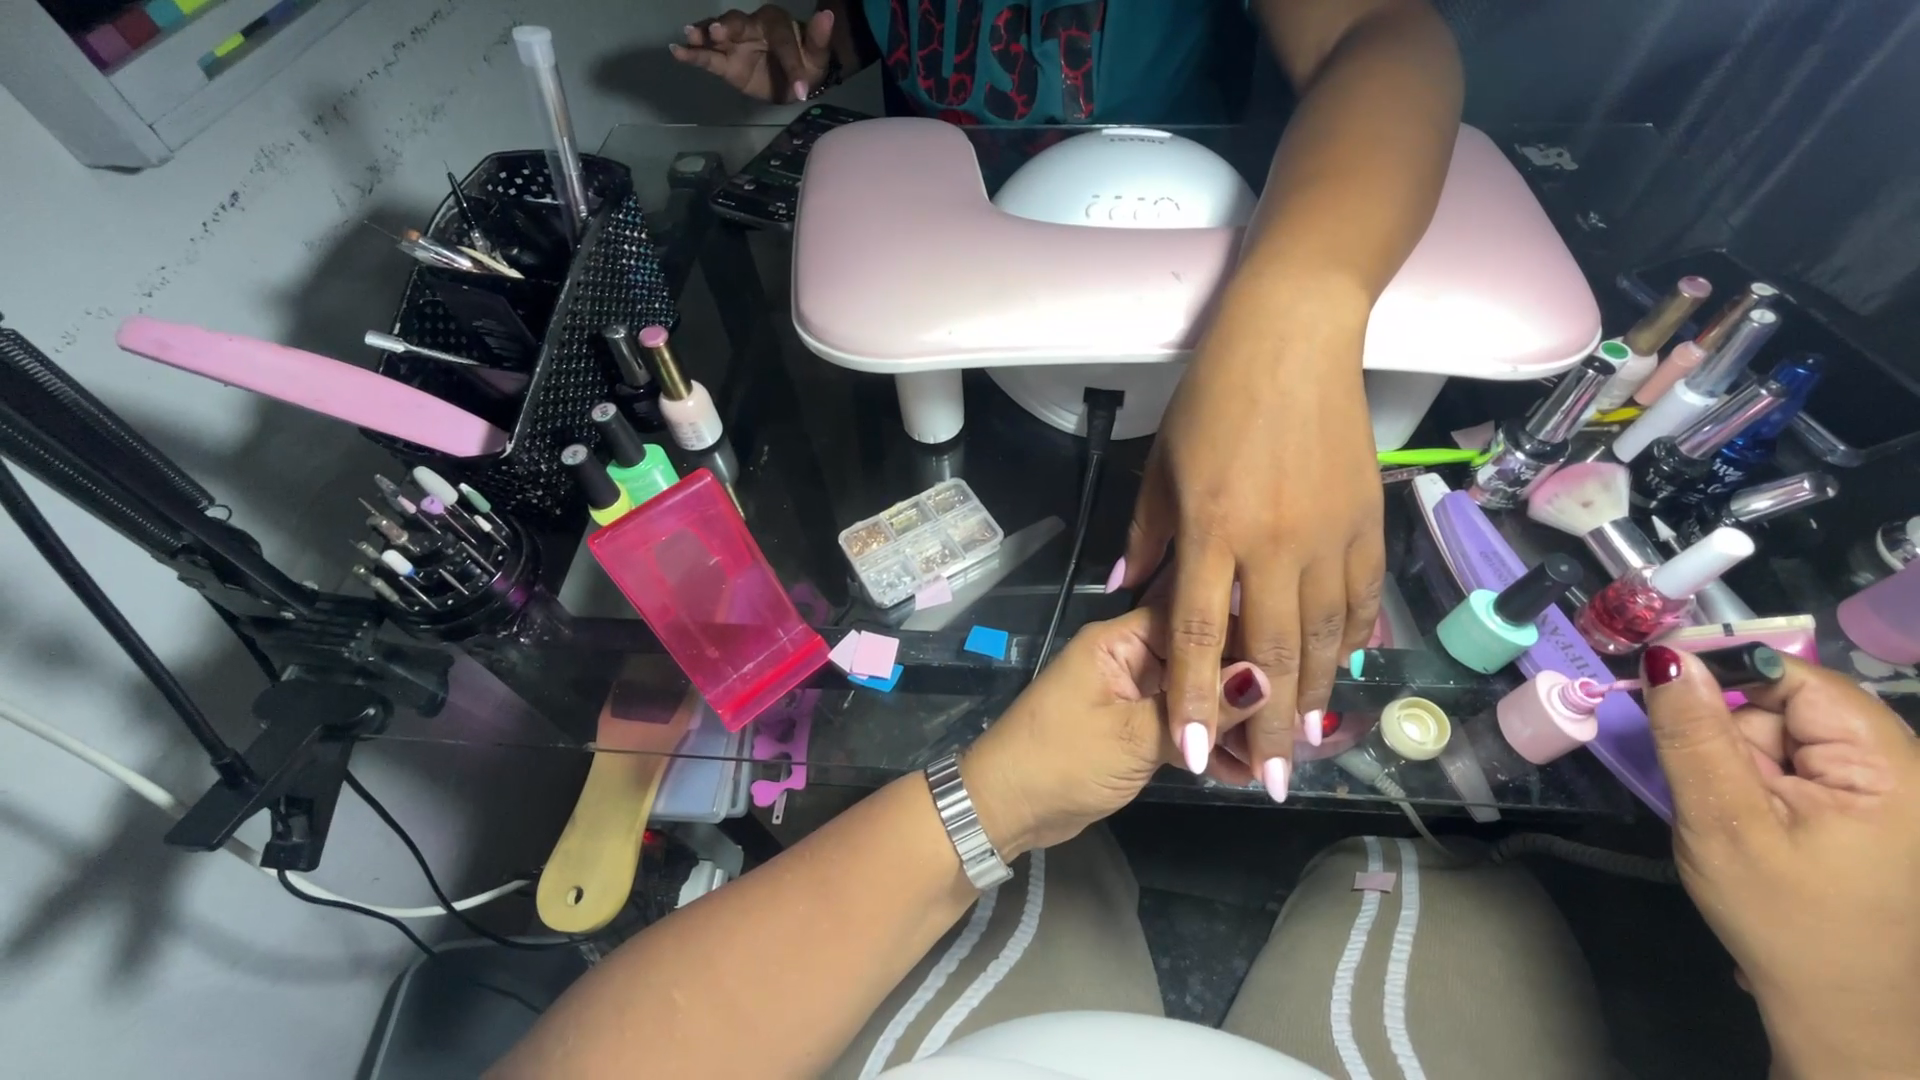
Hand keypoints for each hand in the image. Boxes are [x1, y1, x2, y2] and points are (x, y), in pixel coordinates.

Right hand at [669, 7, 834, 103]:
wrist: (793, 78)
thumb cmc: (807, 63)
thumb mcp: (818, 56)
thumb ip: (819, 38)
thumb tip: (827, 15)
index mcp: (777, 24)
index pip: (783, 41)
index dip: (791, 64)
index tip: (800, 91)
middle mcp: (752, 27)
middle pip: (738, 23)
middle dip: (728, 27)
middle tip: (719, 34)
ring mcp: (735, 44)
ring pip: (718, 34)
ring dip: (705, 34)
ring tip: (691, 35)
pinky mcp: (725, 63)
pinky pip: (708, 57)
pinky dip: (693, 54)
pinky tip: (677, 51)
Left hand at [960, 609, 1272, 856]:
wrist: (1007, 808)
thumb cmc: (1061, 760)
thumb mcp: (1133, 737)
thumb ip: (1198, 710)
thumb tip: (1267, 679)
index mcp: (1120, 639)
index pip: (1194, 619)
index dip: (1246, 637)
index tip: (1297, 662)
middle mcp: (1131, 657)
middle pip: (1202, 660)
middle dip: (1246, 692)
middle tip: (1298, 724)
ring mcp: (1135, 693)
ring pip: (1198, 698)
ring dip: (1232, 727)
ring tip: (1277, 759)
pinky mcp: (1136, 727)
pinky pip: (1184, 727)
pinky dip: (1207, 747)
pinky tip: (1244, 772)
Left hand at [1120, 286, 1382, 803]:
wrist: (1292, 341)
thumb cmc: (1211, 401)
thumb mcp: (1160, 467)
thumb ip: (1144, 538)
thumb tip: (1123, 590)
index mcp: (1210, 530)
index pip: (1197, 635)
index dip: (1195, 701)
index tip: (1197, 757)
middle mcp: (1272, 544)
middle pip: (1270, 651)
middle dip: (1268, 724)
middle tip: (1273, 779)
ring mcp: (1328, 535)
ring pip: (1324, 634)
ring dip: (1317, 693)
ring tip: (1310, 741)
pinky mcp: (1368, 521)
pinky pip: (1362, 597)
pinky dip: (1353, 640)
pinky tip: (1345, 672)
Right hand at [1641, 645, 1919, 1076]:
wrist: (1842, 1008)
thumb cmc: (1785, 917)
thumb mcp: (1721, 820)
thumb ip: (1692, 733)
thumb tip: (1666, 654)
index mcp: (1888, 765)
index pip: (1794, 675)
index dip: (1725, 678)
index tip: (1665, 703)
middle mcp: (1898, 765)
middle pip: (1784, 703)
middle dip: (1729, 733)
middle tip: (1713, 792)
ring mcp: (1884, 789)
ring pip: (1778, 733)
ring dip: (1736, 760)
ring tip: (1731, 814)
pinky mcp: (1864, 807)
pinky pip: (1789, 762)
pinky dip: (1752, 780)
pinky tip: (1749, 820)